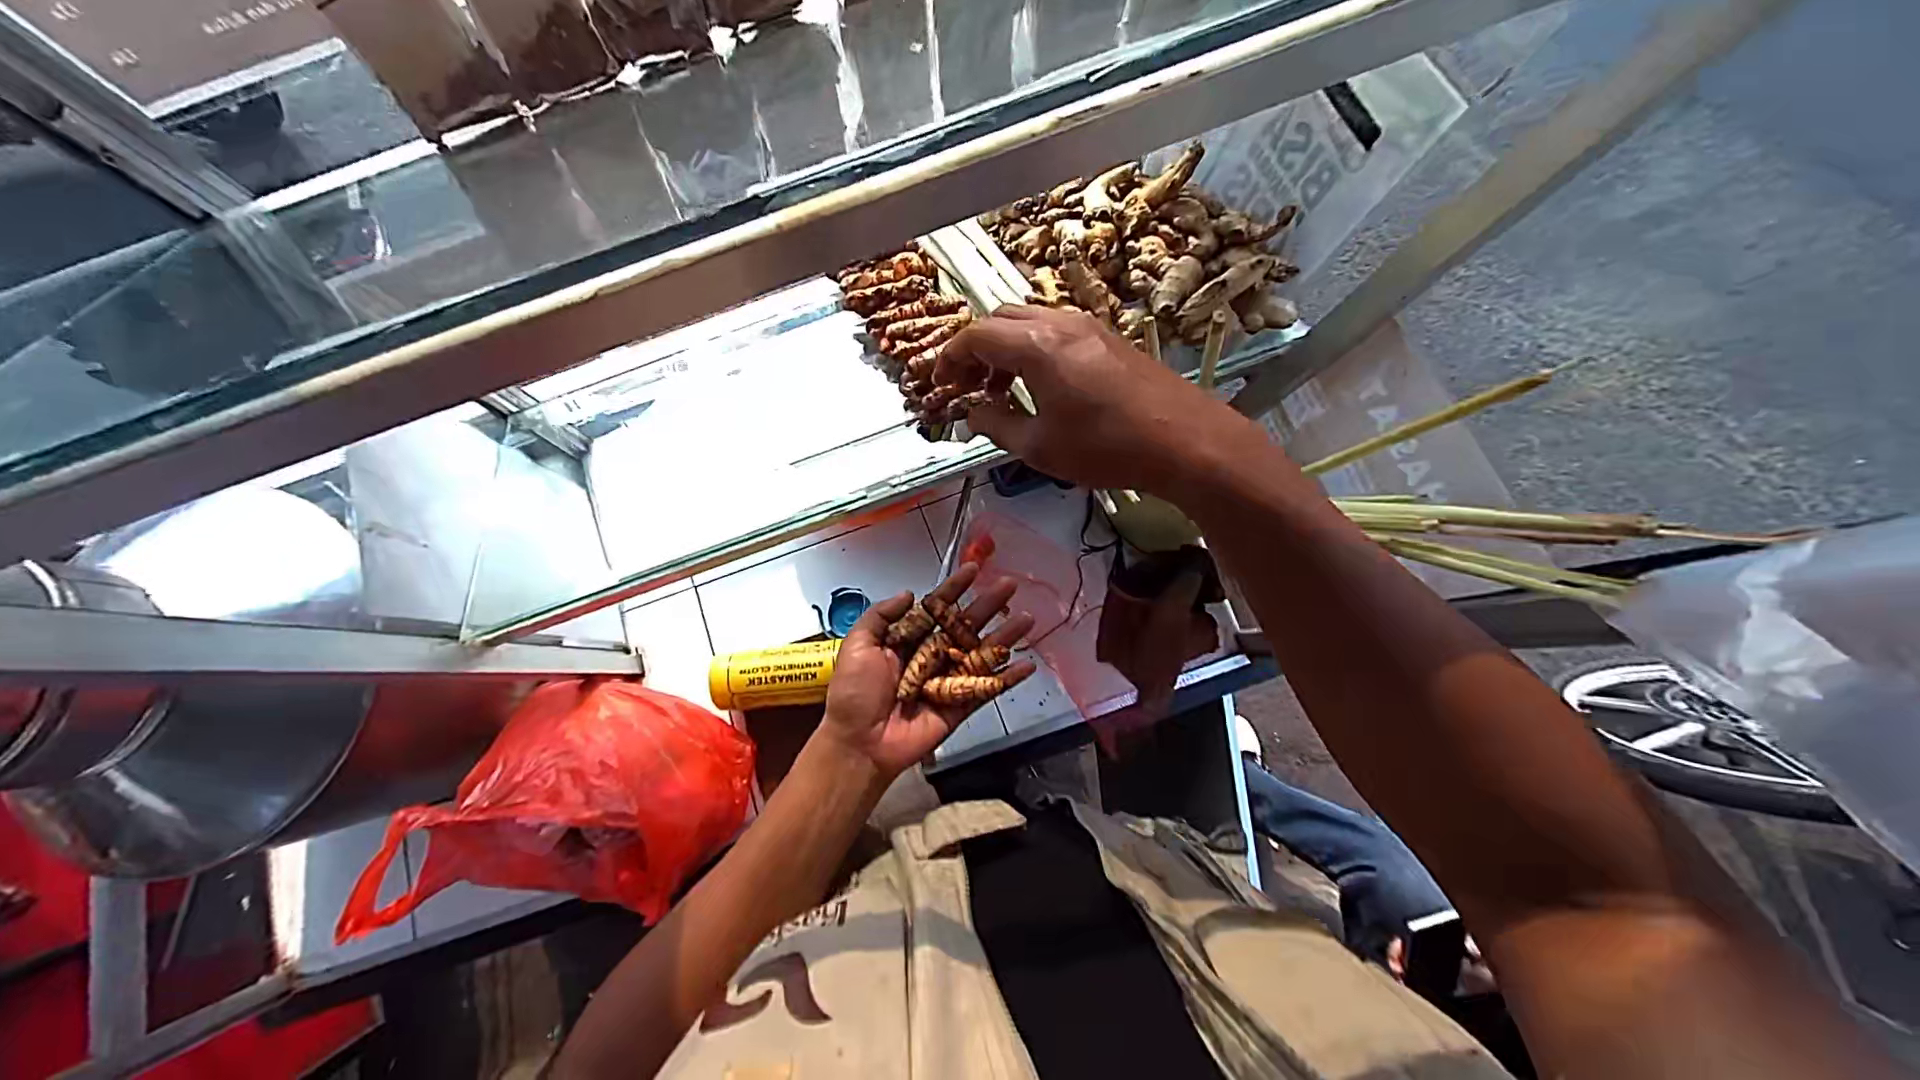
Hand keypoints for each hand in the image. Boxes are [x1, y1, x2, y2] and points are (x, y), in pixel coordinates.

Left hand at [819, 564, 1035, 778]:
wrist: (858, 741)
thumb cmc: (853, 693)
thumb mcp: (859, 644)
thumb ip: (882, 615)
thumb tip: (910, 593)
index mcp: (908, 639)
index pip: (936, 608)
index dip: (954, 588)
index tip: (972, 570)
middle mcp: (931, 655)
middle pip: (965, 625)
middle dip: (988, 605)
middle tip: (1009, 586)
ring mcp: (948, 680)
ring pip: (982, 653)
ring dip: (1006, 636)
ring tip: (1028, 619)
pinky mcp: (959, 705)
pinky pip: (987, 689)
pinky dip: (1008, 679)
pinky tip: (1027, 665)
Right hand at [937, 305, 1259, 492]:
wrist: (1185, 441)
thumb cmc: (1108, 447)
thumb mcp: (1039, 447)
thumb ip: (997, 426)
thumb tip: (974, 415)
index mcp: (1037, 346)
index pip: (975, 335)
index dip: (950, 358)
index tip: (941, 382)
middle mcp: (1061, 324)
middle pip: (1000, 319)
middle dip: (975, 349)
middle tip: (968, 385)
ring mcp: (1090, 327)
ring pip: (1029, 321)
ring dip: (1005, 348)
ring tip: (1002, 389)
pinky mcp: (1110, 339)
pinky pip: (1057, 330)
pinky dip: (1034, 348)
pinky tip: (1040, 386)